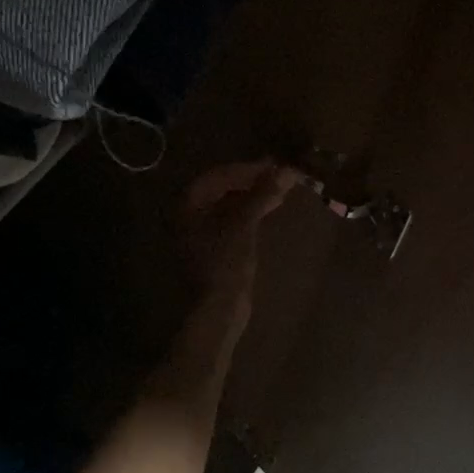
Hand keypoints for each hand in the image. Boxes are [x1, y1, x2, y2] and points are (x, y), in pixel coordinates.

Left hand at [180, 160, 301, 304]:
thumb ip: (263, 194)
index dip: (246, 168)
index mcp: (186, 205)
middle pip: (221, 188)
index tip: (273, 164)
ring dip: (253, 196)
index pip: (217, 175)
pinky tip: (270, 208)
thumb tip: (287, 169)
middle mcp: (187, 215)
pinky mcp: (212, 248)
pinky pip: (231, 220)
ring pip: (228, 205)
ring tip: (281, 189)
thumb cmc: (225, 262)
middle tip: (279, 174)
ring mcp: (198, 232)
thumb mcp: (244, 224)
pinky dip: (250, 212)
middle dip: (250, 181)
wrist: (218, 308)